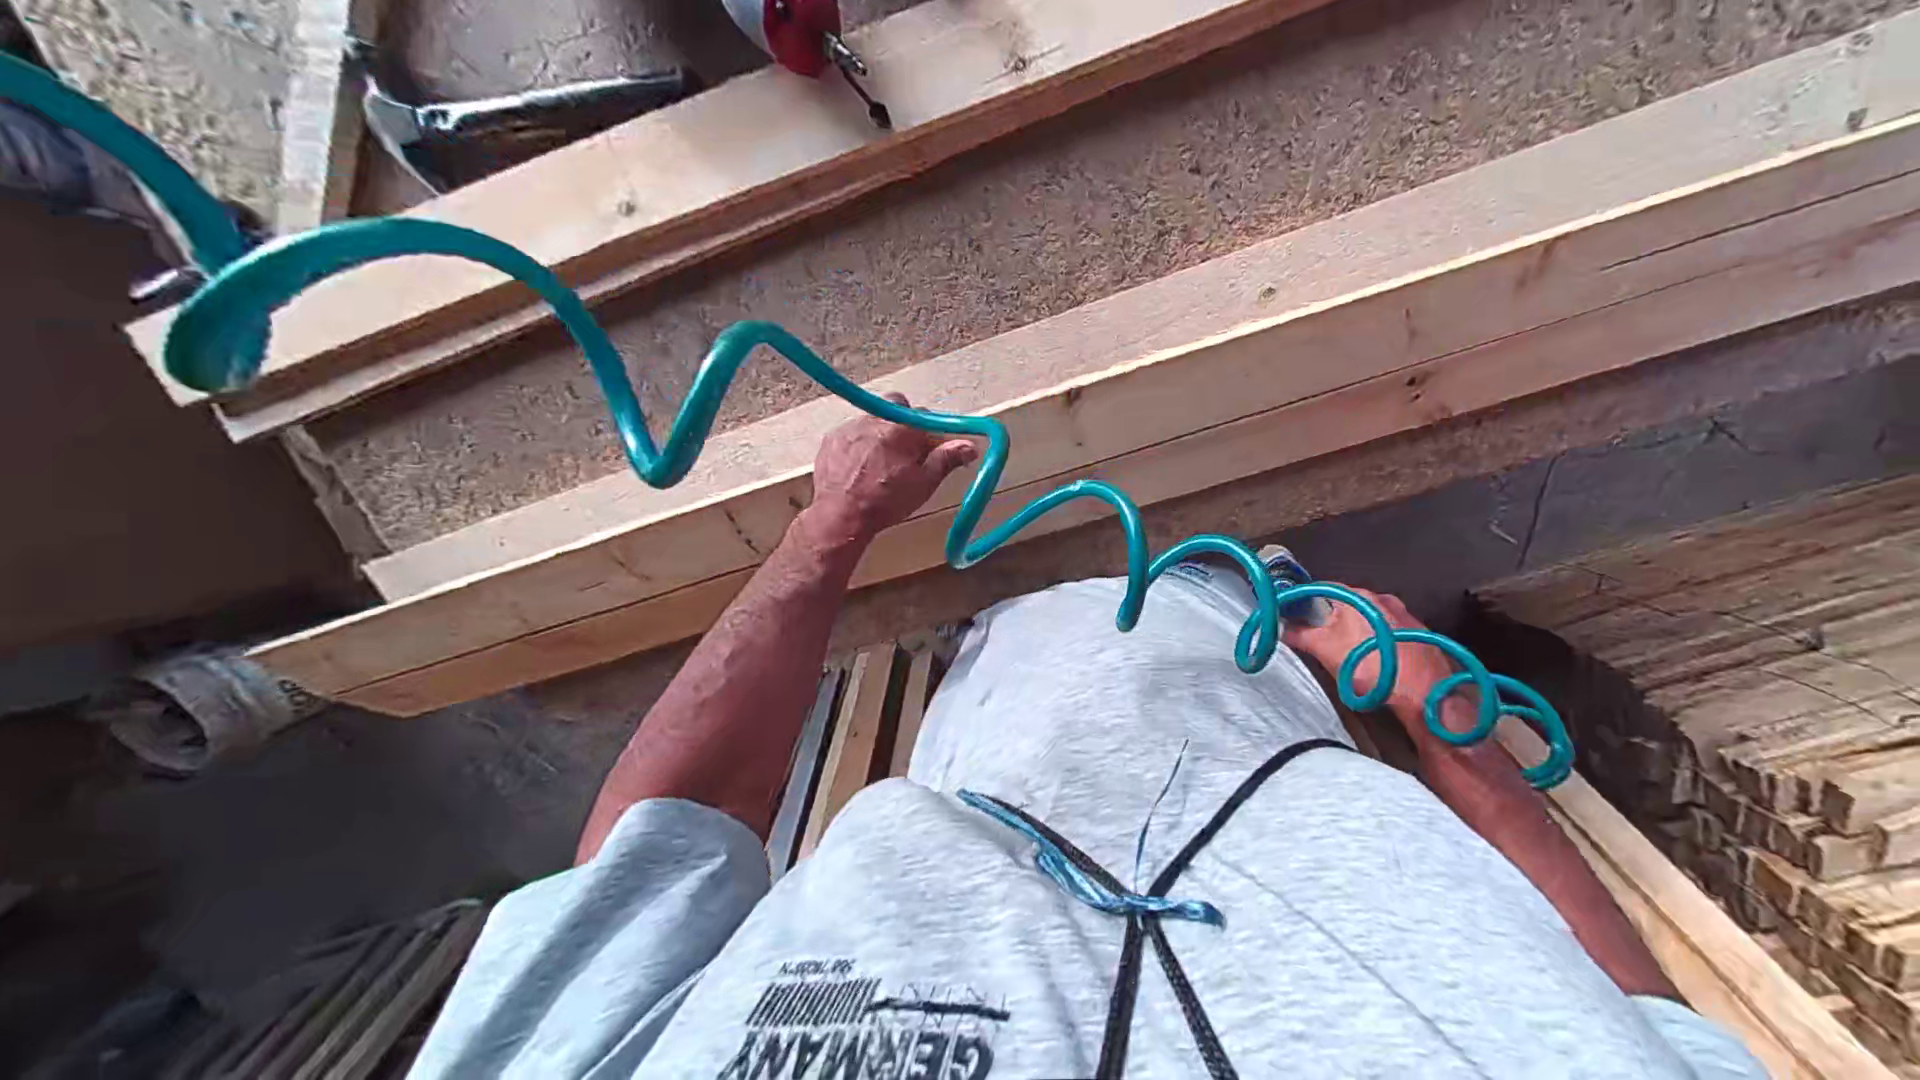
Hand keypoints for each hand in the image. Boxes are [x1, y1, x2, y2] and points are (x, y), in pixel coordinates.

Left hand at [806, 394, 978, 546]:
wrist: (842, 516)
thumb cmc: (884, 502)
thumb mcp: (924, 483)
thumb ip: (947, 459)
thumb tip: (970, 446)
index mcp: (903, 428)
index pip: (926, 418)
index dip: (931, 434)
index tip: (931, 450)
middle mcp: (876, 419)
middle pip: (898, 408)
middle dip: (905, 423)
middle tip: (905, 451)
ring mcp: (851, 427)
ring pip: (874, 419)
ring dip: (881, 433)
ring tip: (880, 464)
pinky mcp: (832, 438)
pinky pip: (852, 433)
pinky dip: (858, 444)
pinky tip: (860, 467)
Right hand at [1283, 585, 1455, 722]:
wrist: (1426, 694)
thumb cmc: (1368, 666)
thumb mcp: (1323, 650)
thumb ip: (1298, 634)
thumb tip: (1279, 627)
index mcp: (1358, 596)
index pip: (1323, 589)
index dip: (1306, 602)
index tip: (1294, 616)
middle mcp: (1384, 599)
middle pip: (1348, 604)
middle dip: (1332, 619)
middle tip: (1320, 638)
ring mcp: (1407, 616)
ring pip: (1370, 618)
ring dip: (1356, 630)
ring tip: (1348, 652)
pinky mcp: (1423, 634)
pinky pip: (1389, 631)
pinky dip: (1378, 640)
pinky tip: (1375, 659)